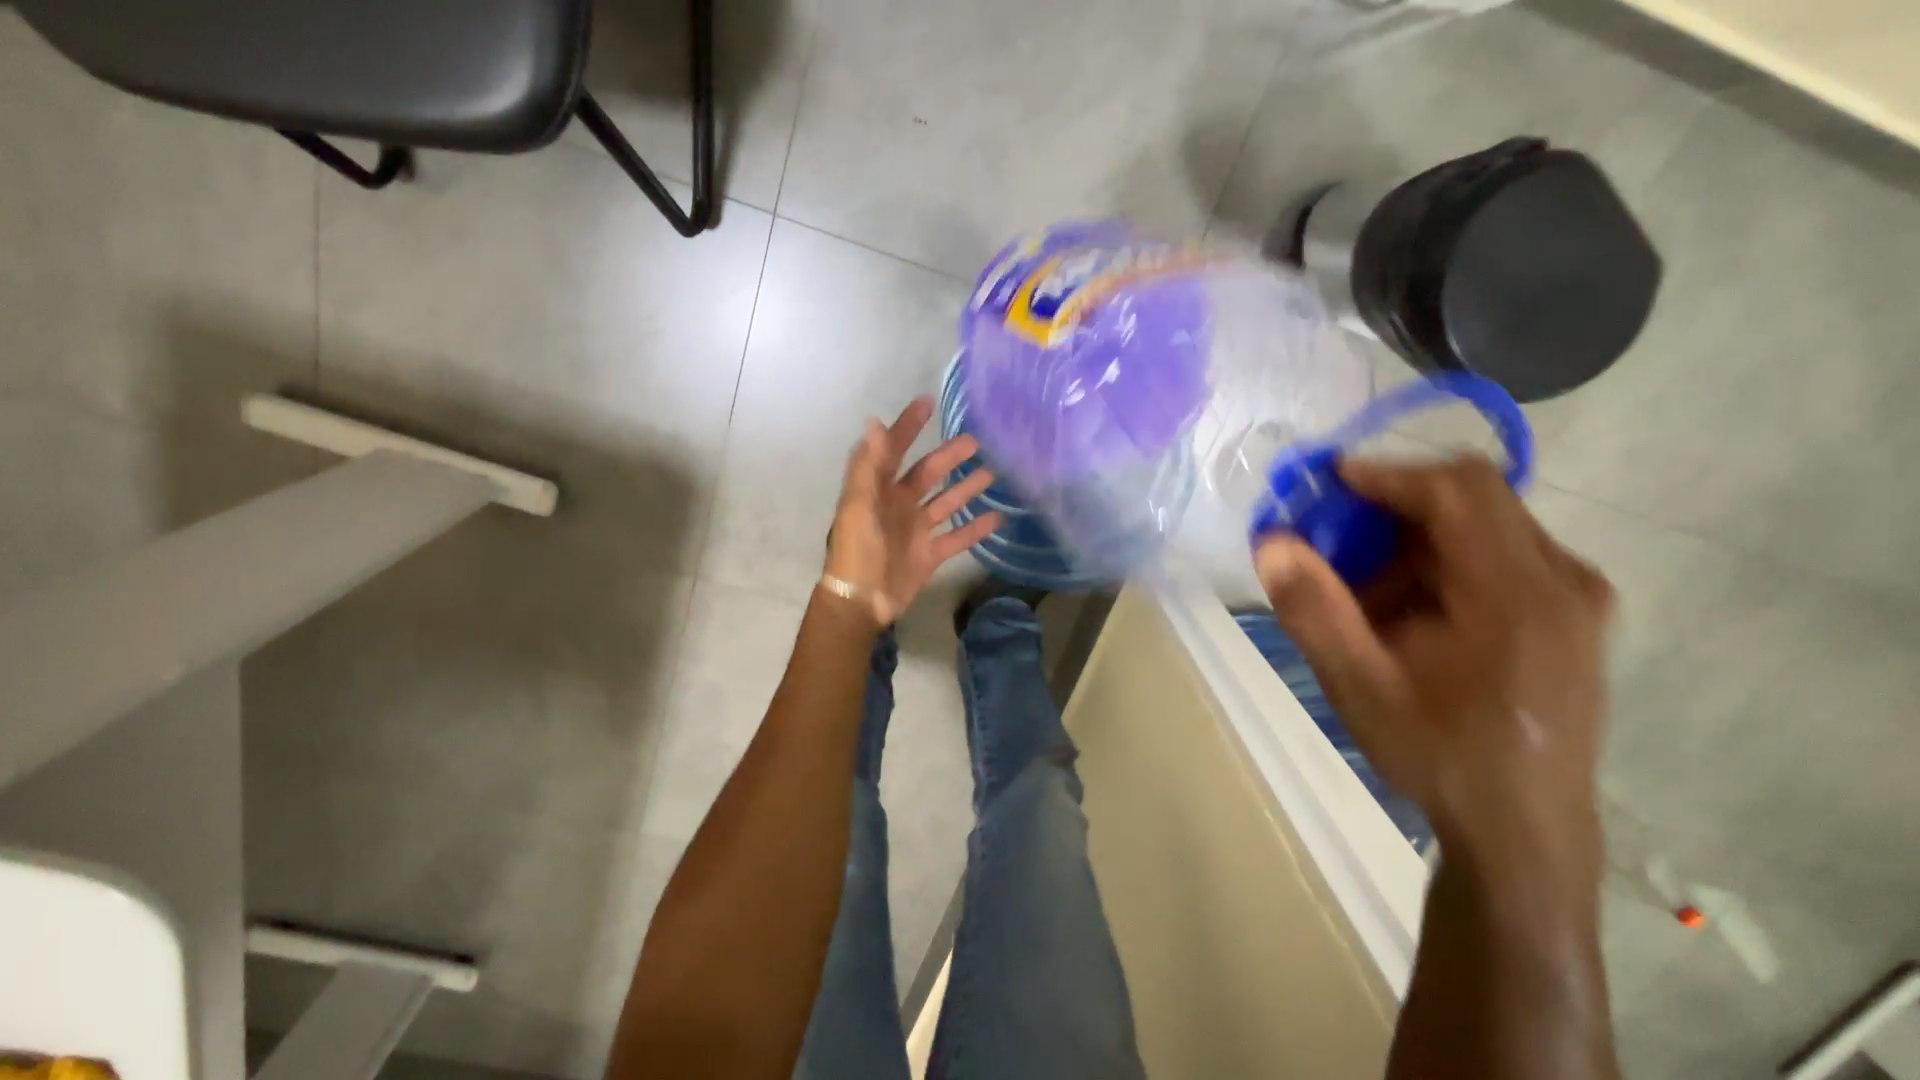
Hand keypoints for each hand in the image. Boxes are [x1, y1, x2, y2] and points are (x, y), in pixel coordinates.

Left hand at [824, 396, 1002, 625]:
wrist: (861, 600)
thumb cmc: (855, 550)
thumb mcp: (858, 505)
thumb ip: (868, 465)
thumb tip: (874, 422)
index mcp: (877, 489)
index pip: (893, 450)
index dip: (907, 426)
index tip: (928, 403)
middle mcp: (898, 504)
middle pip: (927, 473)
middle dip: (949, 456)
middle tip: (976, 442)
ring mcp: (916, 529)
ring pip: (946, 501)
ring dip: (967, 487)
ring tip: (993, 473)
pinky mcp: (930, 554)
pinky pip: (957, 536)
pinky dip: (977, 527)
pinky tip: (998, 516)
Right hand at [1254, 456, 1613, 874]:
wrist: (1525, 831)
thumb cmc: (1442, 757)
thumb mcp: (1361, 687)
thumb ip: (1314, 610)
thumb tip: (1271, 541)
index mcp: (1520, 593)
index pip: (1460, 489)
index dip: (1390, 474)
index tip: (1329, 485)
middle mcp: (1564, 578)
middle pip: (1475, 502)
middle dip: (1396, 513)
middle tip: (1338, 549)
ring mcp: (1578, 597)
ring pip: (1487, 527)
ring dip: (1418, 543)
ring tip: (1370, 597)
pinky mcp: (1575, 615)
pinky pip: (1504, 557)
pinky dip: (1447, 566)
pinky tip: (1413, 616)